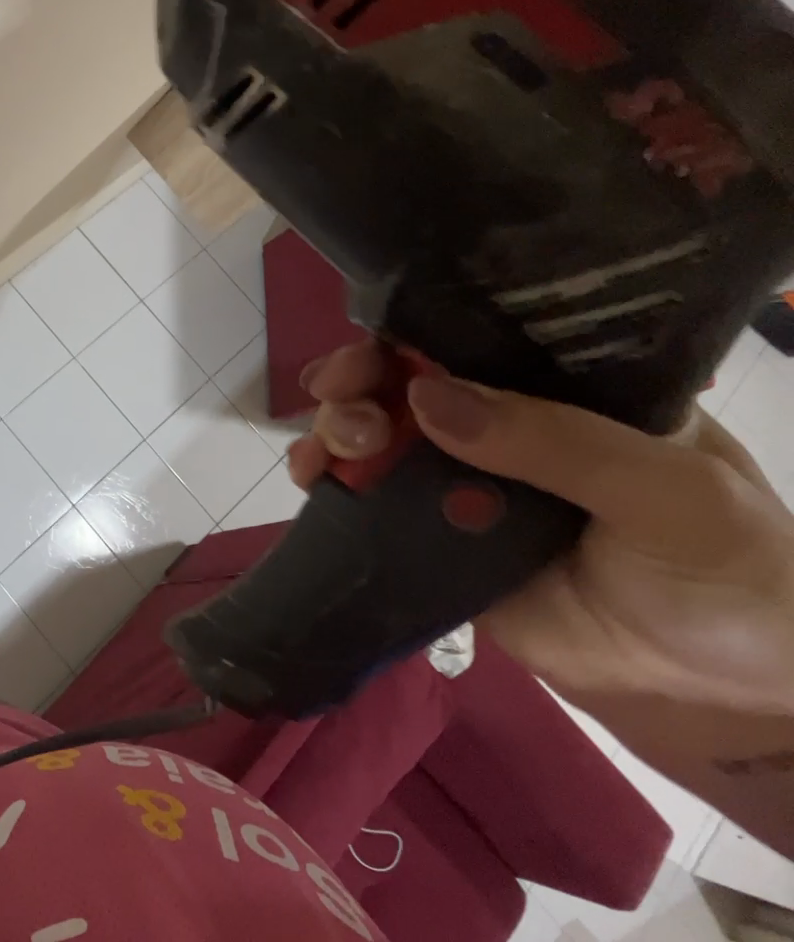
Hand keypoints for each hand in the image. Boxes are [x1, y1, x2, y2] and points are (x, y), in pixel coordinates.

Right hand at [288, 340, 793, 715]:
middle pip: (408, 389)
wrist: (709, 694)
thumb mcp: (665, 492)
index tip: (370, 354)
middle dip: (359, 386)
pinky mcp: (429, 541)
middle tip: (340, 402)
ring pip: (377, 441)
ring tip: (329, 454)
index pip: (479, 349)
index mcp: (569, 399)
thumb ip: (554, 443)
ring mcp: (460, 489)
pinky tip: (311, 480)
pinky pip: (368, 504)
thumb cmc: (726, 576)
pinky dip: (329, 484)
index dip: (416, 342)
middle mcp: (504, 434)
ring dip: (336, 433)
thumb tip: (423, 398)